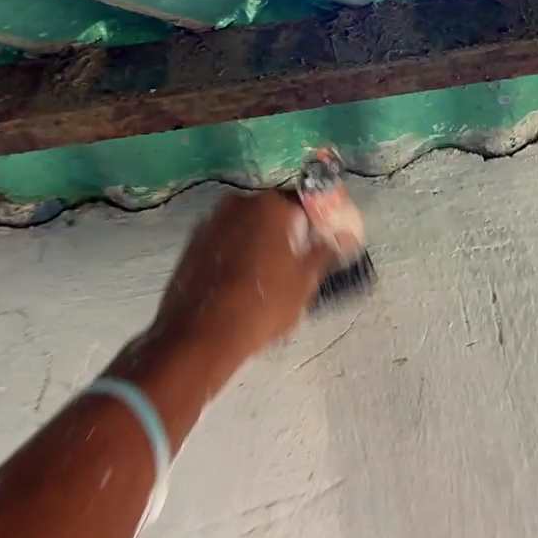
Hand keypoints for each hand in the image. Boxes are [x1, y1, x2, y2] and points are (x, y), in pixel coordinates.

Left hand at [149, 189, 360, 366]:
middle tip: (299, 262)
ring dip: (261, 242)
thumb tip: (346, 235)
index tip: (325, 242)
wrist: (199, 336)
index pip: (305, 201)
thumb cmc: (261, 306)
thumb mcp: (304, 282)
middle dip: (288, 232)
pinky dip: (237, 253)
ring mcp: (211, 221)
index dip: (318, 222)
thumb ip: (325, 252)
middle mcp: (238, 203)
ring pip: (247, 226)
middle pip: (273, 212)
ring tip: (270, 276)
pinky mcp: (192, 243)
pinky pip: (226, 241)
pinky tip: (242, 282)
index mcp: (270, 205)